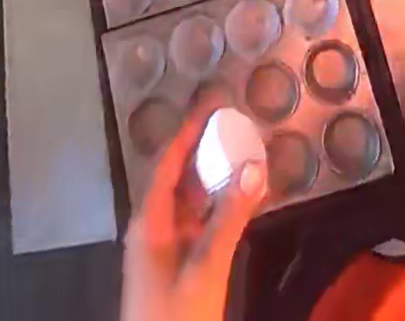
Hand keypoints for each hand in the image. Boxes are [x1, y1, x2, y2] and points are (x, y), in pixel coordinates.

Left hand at [121, 102, 266, 320]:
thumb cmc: (175, 317)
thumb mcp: (205, 268)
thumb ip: (230, 216)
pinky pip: (198, 221)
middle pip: (178, 174)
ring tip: (243, 151)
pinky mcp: (177, 264)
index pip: (168, 160)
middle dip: (205, 148)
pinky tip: (243, 197)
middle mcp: (153, 225)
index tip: (214, 104)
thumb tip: (255, 166)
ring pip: (190, 198)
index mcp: (149, 219)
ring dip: (214, 176)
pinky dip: (219, 205)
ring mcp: (164, 246)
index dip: (189, 130)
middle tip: (235, 123)